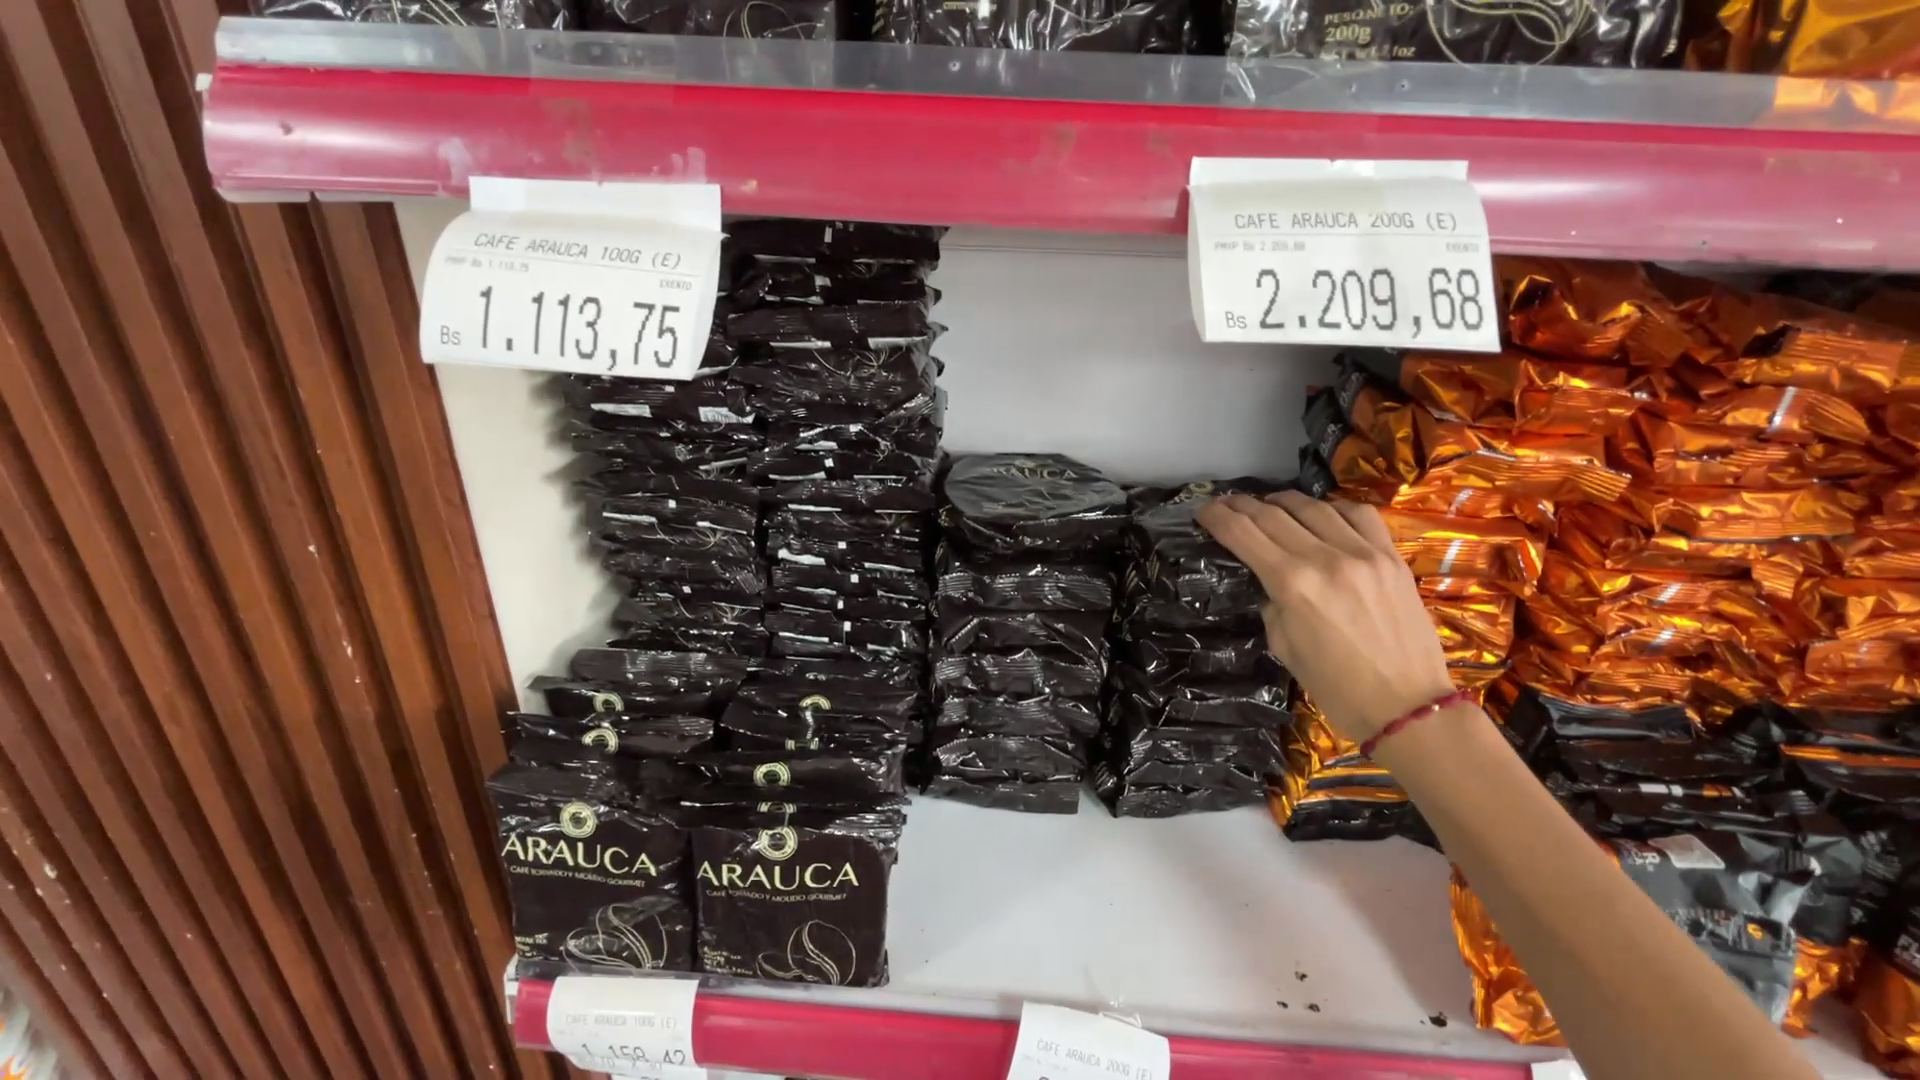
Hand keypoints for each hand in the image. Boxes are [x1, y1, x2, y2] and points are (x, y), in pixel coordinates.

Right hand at [1195, 491, 1454, 743]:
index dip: (1217, 517)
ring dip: (1284, 502)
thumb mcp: (1284, 647)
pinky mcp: (1392, 557)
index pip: (1243, 533)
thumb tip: (1268, 581)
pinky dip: (1333, 508)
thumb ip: (1272, 604)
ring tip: (1270, 505)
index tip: (1202, 510)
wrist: (1407, 706)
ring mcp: (1364, 553)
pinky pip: (1360, 515)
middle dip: (1242, 505)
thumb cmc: (1336, 688)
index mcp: (1292, 584)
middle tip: (1227, 503)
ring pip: (1315, 507)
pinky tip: (1322, 515)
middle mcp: (1326, 558)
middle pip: (1273, 514)